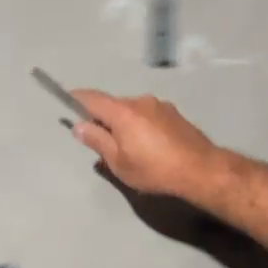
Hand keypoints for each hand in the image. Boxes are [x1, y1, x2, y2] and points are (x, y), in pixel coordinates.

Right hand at [69, 90, 225, 197]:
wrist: (201, 169)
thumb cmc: (154, 169)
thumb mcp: (119, 162)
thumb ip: (97, 141)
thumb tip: (79, 126)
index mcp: (123, 111)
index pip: (92, 98)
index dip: (77, 99)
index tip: (67, 101)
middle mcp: (141, 101)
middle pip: (114, 105)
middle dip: (104, 119)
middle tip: (102, 142)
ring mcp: (160, 105)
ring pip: (133, 110)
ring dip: (126, 123)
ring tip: (130, 148)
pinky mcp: (175, 114)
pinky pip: (149, 115)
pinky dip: (142, 125)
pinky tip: (149, 146)